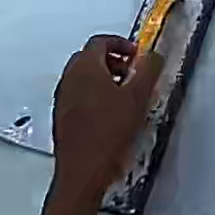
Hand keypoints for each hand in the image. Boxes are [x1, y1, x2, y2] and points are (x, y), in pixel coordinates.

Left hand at [51, 35, 161, 206]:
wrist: (84, 172)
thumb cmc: (109, 132)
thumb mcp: (139, 96)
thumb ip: (149, 70)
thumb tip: (154, 55)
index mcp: (85, 67)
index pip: (100, 41)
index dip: (120, 43)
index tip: (135, 54)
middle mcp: (69, 79)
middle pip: (89, 56)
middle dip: (111, 59)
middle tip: (130, 71)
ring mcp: (62, 98)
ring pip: (82, 76)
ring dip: (102, 76)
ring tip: (123, 93)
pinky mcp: (61, 117)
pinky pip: (77, 94)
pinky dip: (92, 93)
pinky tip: (109, 112)